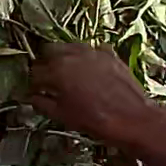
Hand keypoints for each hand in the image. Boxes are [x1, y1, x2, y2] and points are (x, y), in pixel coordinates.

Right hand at [29, 44, 165, 148]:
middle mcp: (73, 54)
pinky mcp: (109, 53)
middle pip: (49, 51)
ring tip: (67, 73)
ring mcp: (92, 51)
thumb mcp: (63, 115)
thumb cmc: (95, 119)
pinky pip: (91, 50)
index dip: (33, 83)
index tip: (35, 91)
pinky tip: (89, 70)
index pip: (35, 72)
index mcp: (57, 70)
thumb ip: (43, 103)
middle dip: (46, 64)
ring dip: (64, 57)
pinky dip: (87, 58)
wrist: (132, 118)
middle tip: (49, 80)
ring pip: (70, 46)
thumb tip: (33, 98)